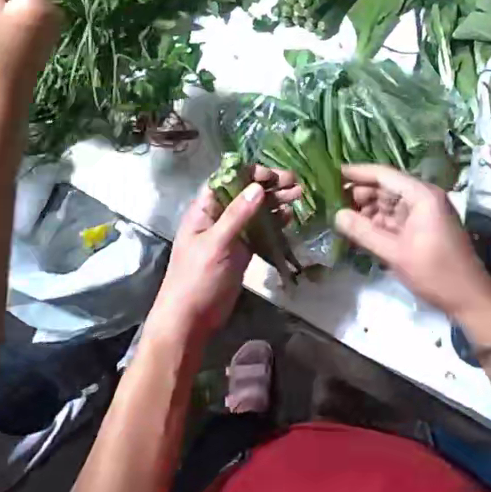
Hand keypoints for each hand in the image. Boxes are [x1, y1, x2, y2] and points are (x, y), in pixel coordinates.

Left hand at [150, 166, 300, 344]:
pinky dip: (274, 223)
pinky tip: (290, 217)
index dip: (250, 173)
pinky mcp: (241, 250)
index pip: (228, 179)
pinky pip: (259, 230)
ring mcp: (231, 234)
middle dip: (269, 185)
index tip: (273, 175)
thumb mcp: (216, 244)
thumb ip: (237, 215)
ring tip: (299, 195)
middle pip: (245, 193)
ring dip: (275, 202)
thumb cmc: (196, 278)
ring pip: (255, 210)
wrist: (191, 318)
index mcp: (205, 209)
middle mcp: (218, 216)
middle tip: (296, 182)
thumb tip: (257, 187)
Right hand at [334, 165, 490, 320]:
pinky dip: (377, 222)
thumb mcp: (394, 253)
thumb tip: (336, 215)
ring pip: (388, 203)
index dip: (357, 173)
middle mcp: (424, 198)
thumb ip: (363, 232)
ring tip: (341, 217)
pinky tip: (358, 229)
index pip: (383, 174)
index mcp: (422, 195)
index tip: (332, 173)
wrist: (470, 300)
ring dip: (366, 209)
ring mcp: (424, 213)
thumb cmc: (435, 273)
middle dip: (359, 194)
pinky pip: (395, 217)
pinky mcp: (423, 228)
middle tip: (332, 202)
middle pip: (385, 187)